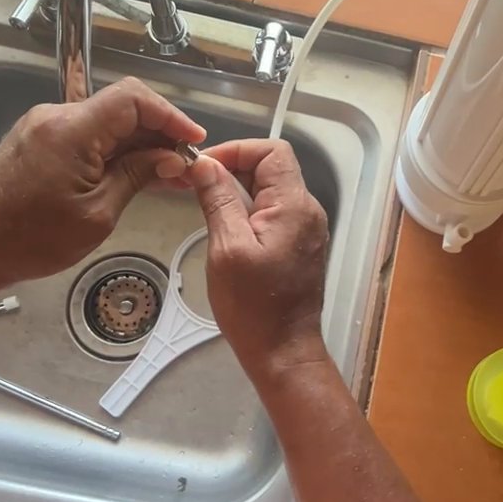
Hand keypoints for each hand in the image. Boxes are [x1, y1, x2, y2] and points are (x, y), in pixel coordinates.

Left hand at [0, 78, 203, 287]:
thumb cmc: (32, 240)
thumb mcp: (98, 214)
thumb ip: (136, 176)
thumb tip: (171, 158)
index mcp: (71, 130)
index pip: (133, 99)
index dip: (170, 115)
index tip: (194, 140)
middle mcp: (57, 117)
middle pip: (122, 108)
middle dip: (160, 133)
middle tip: (187, 164)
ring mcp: (45, 127)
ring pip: (107, 123)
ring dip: (140, 144)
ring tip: (170, 174)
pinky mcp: (40, 141)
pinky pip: (89, 136)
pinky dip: (116, 151)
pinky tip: (138, 173)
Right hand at [187, 139, 330, 377]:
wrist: (283, 350)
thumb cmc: (252, 306)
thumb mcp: (227, 248)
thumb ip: (218, 200)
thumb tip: (205, 164)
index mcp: (294, 205)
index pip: (272, 151)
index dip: (236, 150)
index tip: (203, 166)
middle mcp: (307, 210)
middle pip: (271, 168)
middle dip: (232, 168)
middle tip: (195, 185)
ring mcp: (306, 228)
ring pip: (270, 190)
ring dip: (237, 190)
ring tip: (204, 204)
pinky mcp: (299, 244)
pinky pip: (273, 212)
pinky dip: (247, 209)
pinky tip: (224, 226)